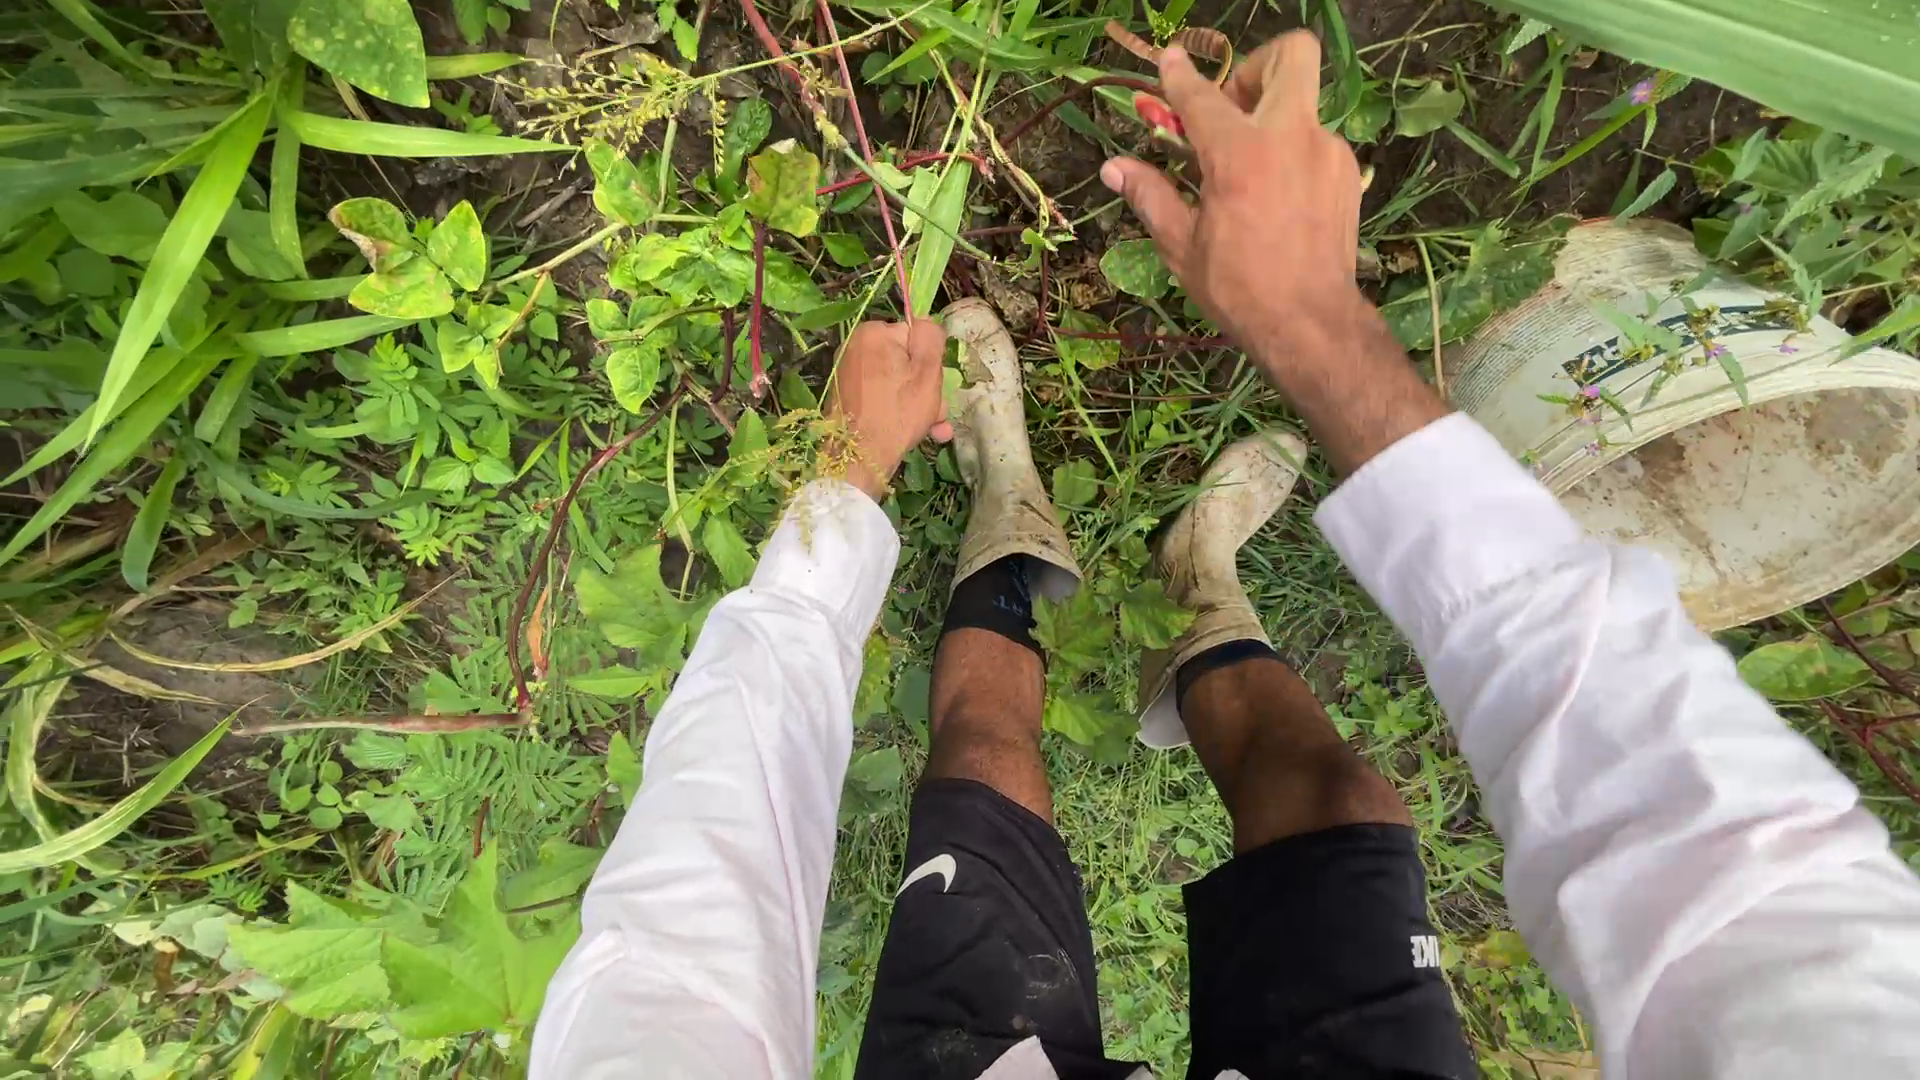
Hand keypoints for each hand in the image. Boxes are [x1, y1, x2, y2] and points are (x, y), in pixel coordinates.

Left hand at [826, 319, 952, 499]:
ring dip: (916, 404)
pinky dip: (897, 410)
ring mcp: (848, 373)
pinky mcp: (846, 396)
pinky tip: (911, 431)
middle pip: (906, 363)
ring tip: (931, 428)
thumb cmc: (898, 414)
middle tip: (936, 415)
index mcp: (873, 333)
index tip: (936, 389)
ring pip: (896, 383)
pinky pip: (881, 396)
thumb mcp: (927, 373)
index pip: (916, 339)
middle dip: (925, 389)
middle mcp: (855, 347)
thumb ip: (931, 339)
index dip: (930, 364)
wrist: (859, 458)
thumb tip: (927, 322)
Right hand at [1101, 32, 1448, 474]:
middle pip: (1290, 55)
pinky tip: (1272, 200)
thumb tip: (1113, 168)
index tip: (1170, 62)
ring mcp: (1326, 151)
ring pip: (1302, 103)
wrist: (1307, 322)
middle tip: (1231, 107)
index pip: (1203, 97)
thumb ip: (1150, 196)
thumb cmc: (1236, 290)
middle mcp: (1290, 138)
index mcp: (1239, 156)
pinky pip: (1313, 142)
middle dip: (1255, 66)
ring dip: (1270, 119)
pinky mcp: (1346, 173)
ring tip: (1245, 173)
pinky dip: (1288, 155)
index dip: (1179, 76)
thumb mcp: (1180, 247)